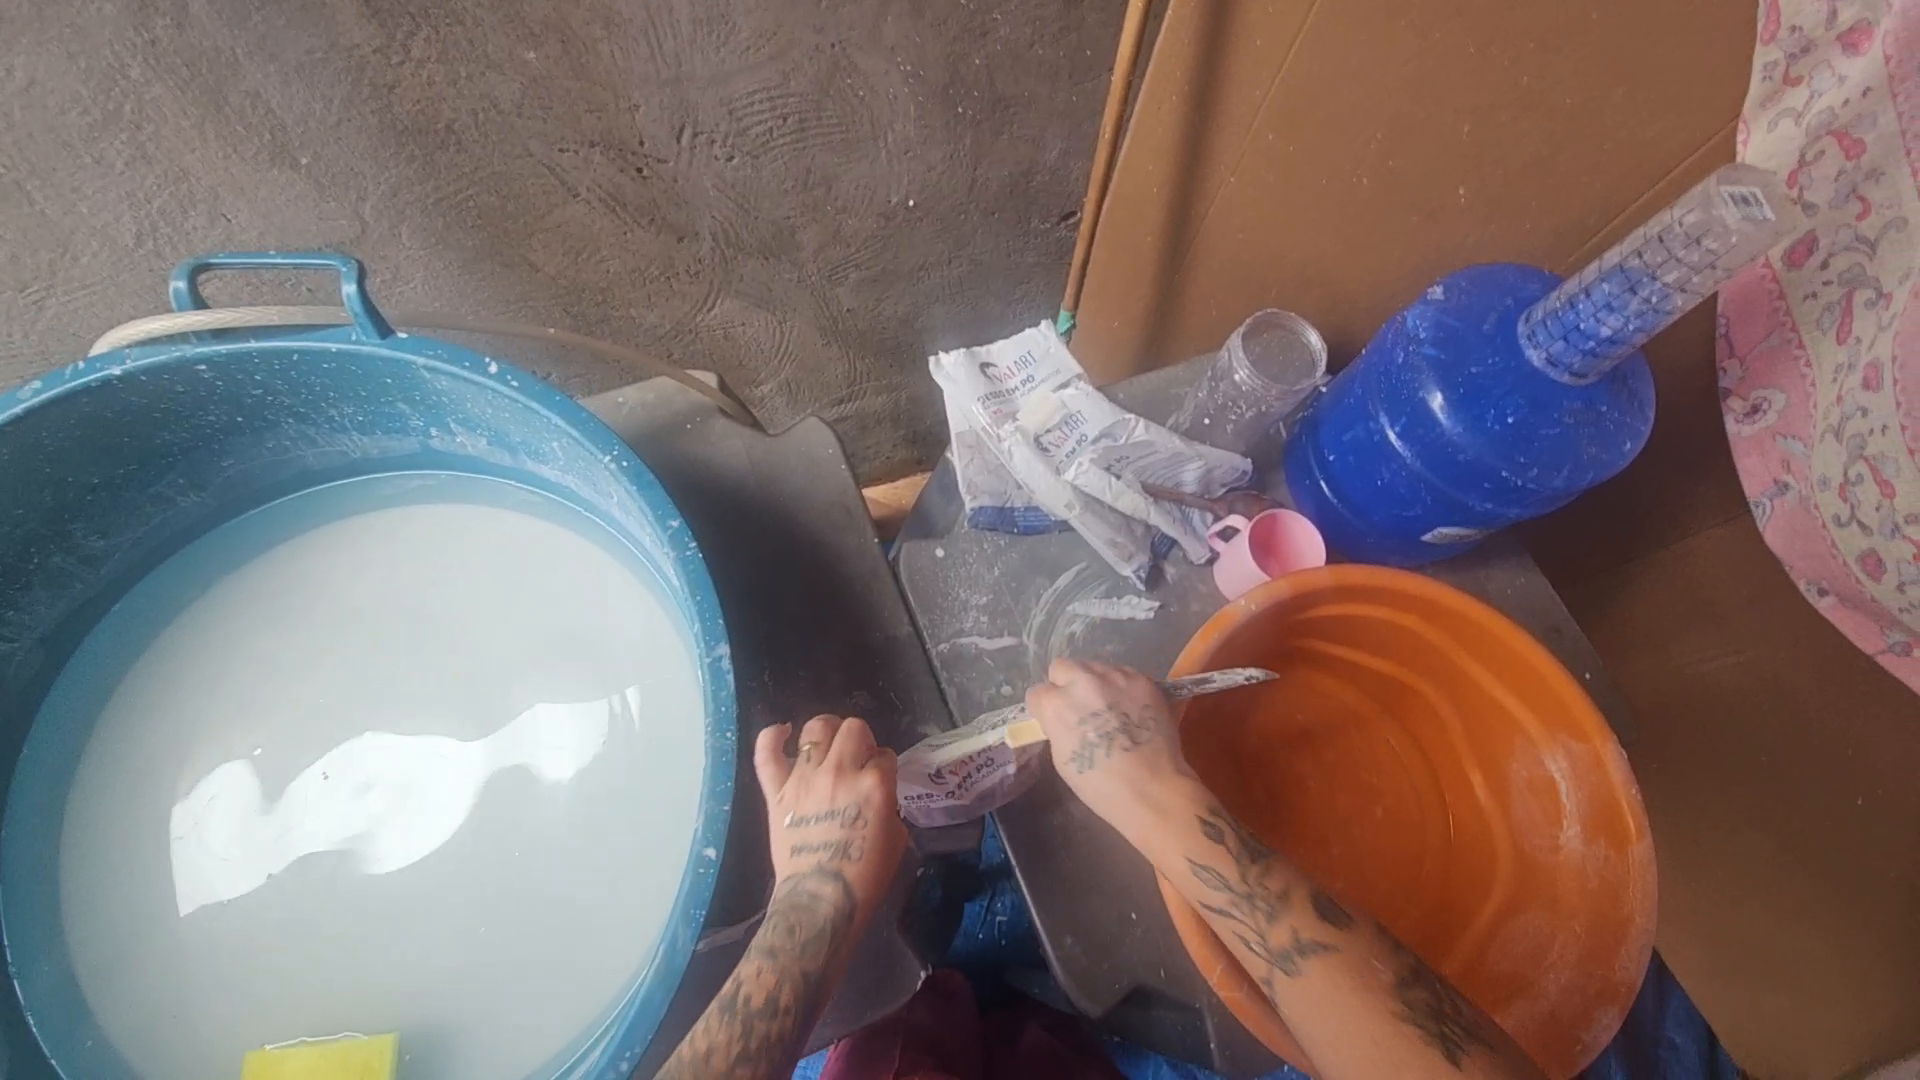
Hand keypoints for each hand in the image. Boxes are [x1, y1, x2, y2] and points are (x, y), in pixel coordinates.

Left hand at [754, 714, 906, 927]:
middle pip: (854, 728)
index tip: (880, 777)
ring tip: (828, 744)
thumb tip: (874, 792)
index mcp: (874, 785)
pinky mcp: (777, 792)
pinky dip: (772, 737)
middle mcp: (840, 772)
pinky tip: (783, 733)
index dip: (883, 764)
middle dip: (861, 739)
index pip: (884, 754)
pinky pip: (767, 753)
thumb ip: (887, 803)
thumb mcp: (896, 837)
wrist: (821, 902)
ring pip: (816, 730)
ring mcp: (804, 780)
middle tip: (858, 758)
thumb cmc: (865, 876)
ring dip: (826, 732)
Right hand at [1026, 660, 1200, 839]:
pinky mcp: (1142, 679)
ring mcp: (1115, 677)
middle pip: (1062, 667)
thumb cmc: (1101, 784)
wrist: (1153, 789)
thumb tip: (1060, 716)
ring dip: (1095, 684)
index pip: (1037, 692)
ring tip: (1109, 708)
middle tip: (1080, 708)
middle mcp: (1083, 681)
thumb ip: (1055, 725)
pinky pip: (1122, 674)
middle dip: (1066, 685)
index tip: (1055, 720)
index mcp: (1057, 704)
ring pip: (1094, 667)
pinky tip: (1130, 709)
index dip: (1045, 708)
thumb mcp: (1061, 758)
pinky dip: (1121, 688)